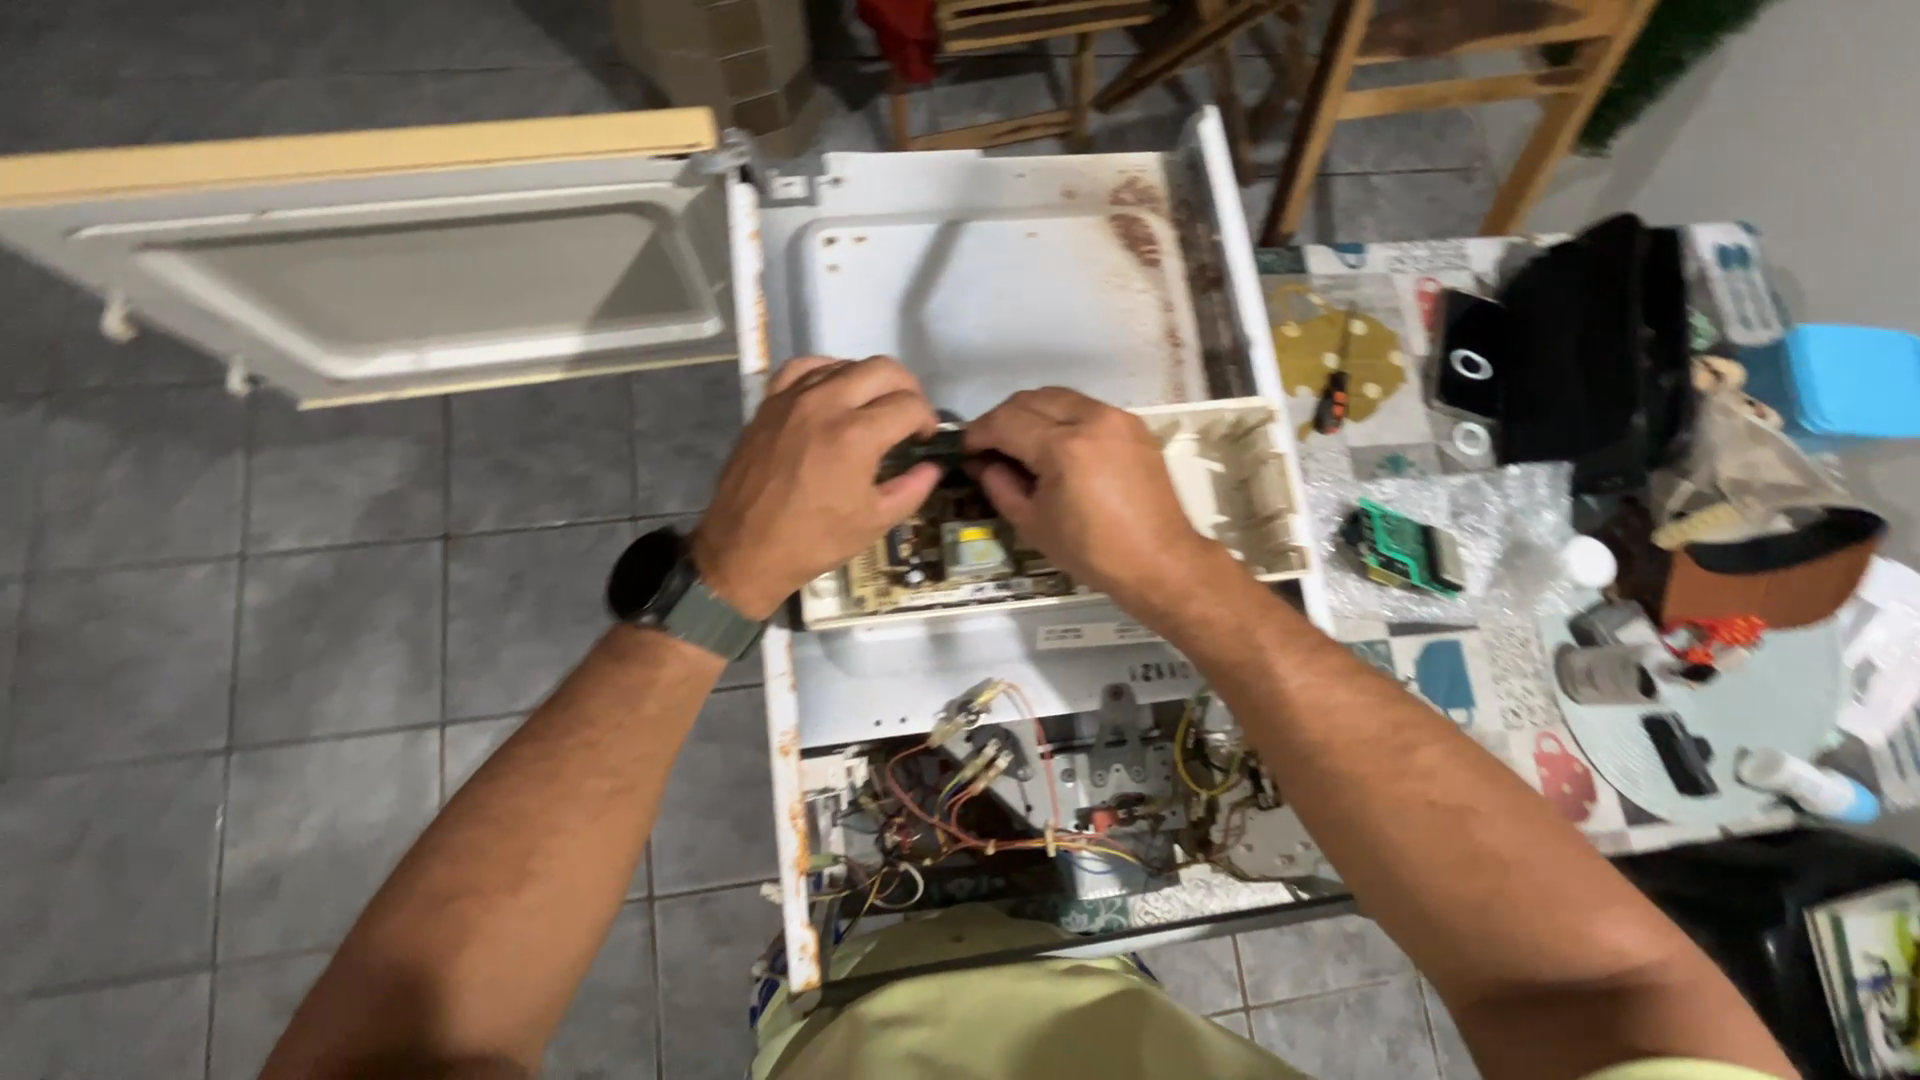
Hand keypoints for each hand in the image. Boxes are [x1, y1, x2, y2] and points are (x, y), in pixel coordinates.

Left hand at [692, 356, 941, 618]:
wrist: (745, 549)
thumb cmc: (814, 541)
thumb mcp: (875, 521)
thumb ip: (912, 488)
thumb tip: (932, 466)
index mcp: (857, 436)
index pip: (909, 405)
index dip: (927, 420)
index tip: (926, 438)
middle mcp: (827, 404)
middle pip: (883, 370)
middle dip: (908, 390)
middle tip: (909, 417)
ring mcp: (793, 399)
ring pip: (845, 364)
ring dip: (870, 380)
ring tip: (874, 406)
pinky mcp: (769, 403)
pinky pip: (803, 368)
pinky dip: (827, 371)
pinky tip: (834, 390)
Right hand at [963, 388, 1220, 613]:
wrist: (1158, 560)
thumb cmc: (1091, 552)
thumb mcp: (1033, 523)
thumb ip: (1000, 485)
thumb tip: (981, 463)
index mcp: (1063, 447)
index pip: (1005, 422)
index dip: (978, 434)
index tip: (965, 450)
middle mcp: (1091, 419)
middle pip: (1029, 399)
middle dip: (1002, 419)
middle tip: (989, 447)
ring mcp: (1116, 418)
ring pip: (1058, 396)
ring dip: (1031, 413)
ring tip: (1019, 443)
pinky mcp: (1133, 425)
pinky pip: (1085, 407)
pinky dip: (1061, 417)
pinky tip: (1055, 444)